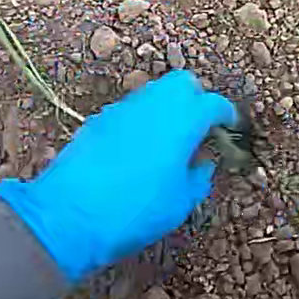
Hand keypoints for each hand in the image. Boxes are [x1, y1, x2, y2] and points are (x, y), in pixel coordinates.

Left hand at [0, 70, 237, 280]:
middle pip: (183, 83)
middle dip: (196, 99)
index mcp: (182, 121)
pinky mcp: (100, 121)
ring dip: (168, 108)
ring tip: (171, 140)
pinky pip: (131, 109)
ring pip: (154, 93)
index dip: (225, 114)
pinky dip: (144, 120)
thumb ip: (198, 177)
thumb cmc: (134, 210)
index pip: (212, 104)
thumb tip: (203, 163)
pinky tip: (141, 149)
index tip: (227, 126)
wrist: (70, 216)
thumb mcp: (180, 202)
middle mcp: (153, 105)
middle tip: (200, 127)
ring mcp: (123, 109)